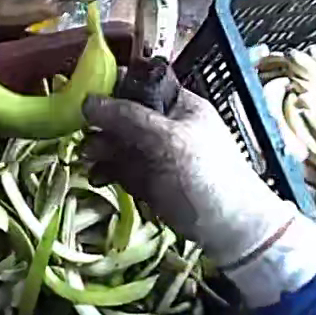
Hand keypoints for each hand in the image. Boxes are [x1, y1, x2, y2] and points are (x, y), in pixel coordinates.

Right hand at [82, 89, 315, 304]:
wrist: (231, 231)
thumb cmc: (206, 174)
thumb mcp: (167, 139)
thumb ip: (127, 117)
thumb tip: (87, 101)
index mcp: (177, 104)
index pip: (139, 83)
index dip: (112, 86)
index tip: (86, 95)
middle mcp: (163, 124)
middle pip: (120, 113)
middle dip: (100, 123)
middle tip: (84, 132)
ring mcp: (153, 152)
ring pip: (115, 141)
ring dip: (98, 148)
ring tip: (88, 158)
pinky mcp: (145, 179)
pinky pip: (117, 167)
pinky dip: (104, 170)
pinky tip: (97, 177)